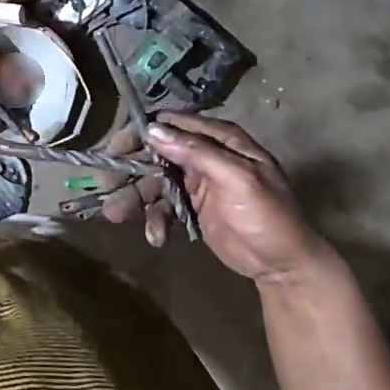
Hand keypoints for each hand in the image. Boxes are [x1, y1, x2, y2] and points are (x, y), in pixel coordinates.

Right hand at [103, 112, 332, 285]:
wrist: (285, 265)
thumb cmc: (268, 215)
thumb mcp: (236, 179)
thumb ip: (195, 152)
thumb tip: (153, 129)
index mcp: (219, 139)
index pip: (172, 125)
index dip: (141, 134)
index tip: (114, 149)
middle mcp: (204, 154)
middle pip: (158, 154)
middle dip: (131, 170)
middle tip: (104, 185)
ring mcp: (197, 182)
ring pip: (156, 182)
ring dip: (136, 199)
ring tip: (117, 216)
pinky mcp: (193, 208)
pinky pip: (165, 207)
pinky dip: (156, 220)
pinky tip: (157, 237)